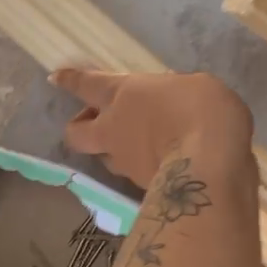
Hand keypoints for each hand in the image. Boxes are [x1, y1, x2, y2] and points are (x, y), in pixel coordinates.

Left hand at [51, 69, 253, 189]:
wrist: (210, 165)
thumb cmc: (203, 112)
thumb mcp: (195, 86)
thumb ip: (175, 94)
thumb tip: (172, 101)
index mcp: (122, 94)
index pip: (86, 83)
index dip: (70, 80)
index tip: (56, 78)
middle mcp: (113, 129)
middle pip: (76, 132)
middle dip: (79, 127)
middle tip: (98, 126)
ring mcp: (126, 163)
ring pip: (106, 159)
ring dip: (115, 154)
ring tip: (137, 153)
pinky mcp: (143, 189)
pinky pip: (138, 177)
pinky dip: (147, 172)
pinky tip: (167, 171)